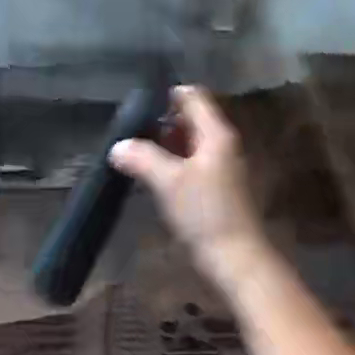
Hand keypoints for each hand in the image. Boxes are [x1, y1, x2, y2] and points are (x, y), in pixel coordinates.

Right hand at [109, 85, 264, 269]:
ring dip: (167, 149)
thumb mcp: (168, 182)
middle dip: (162, 125)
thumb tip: (118, 146)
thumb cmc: (205, 215)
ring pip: (192, 148)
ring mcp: (224, 170)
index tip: (138, 108)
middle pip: (192, 121)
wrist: (236, 258)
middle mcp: (224, 146)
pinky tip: (156, 182)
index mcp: (216, 134)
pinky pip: (195, 169)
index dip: (166, 96)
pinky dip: (176, 169)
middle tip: (131, 134)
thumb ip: (142, 158)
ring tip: (137, 157)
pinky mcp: (220, 193)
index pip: (193, 97)